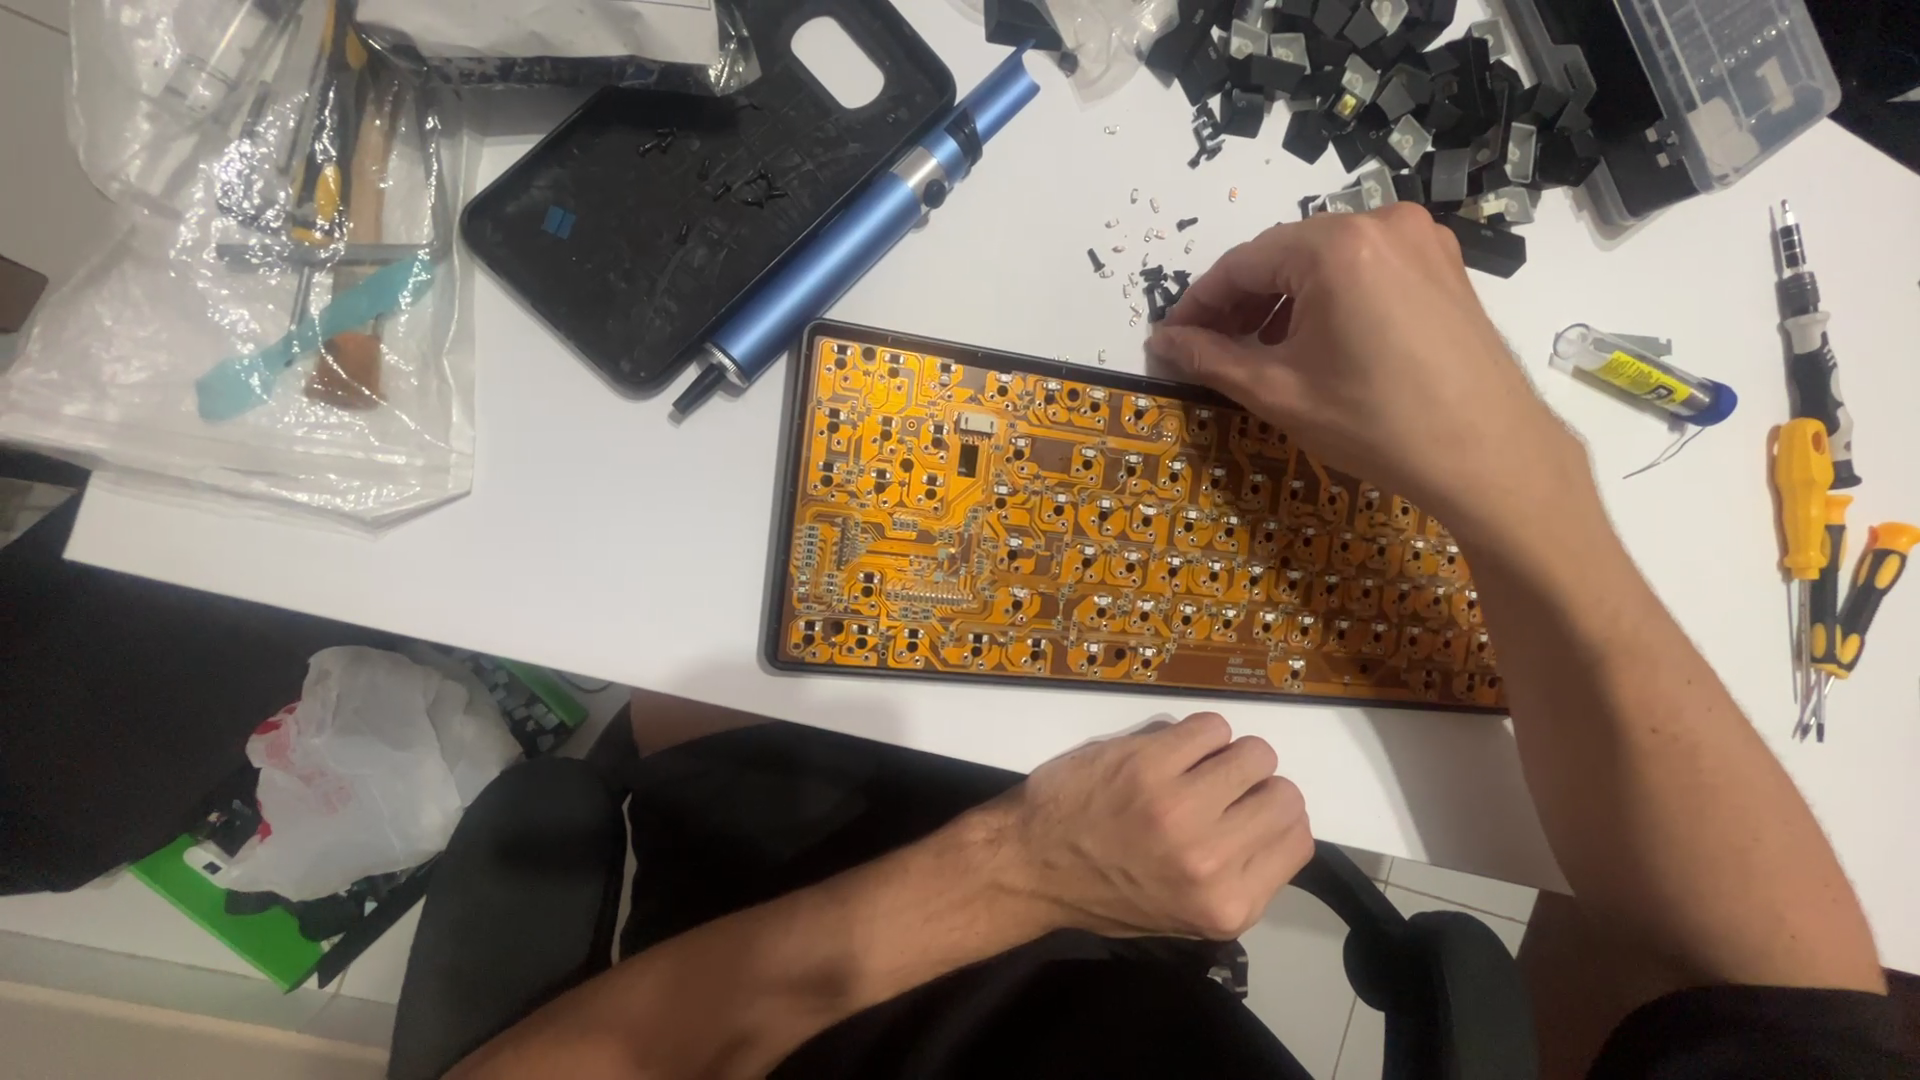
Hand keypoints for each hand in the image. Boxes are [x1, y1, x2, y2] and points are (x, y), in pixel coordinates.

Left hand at [980, 712, 1310, 939]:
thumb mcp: (1185, 914)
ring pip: (1253, 753)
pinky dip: (1197, 732)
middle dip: (1255, 784)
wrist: (1030, 865)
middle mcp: (1211, 859)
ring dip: (1228, 753)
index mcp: (1228, 906)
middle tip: (1216, 786)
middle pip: (1283, 793)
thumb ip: (1238, 877)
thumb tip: (1273, 824)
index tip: (1246, 809)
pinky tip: (1169, 749)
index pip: (1298, 838)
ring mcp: (1178, 806)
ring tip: (1192, 766)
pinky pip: (1210, 725)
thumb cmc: (1104, 891)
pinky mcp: (1147, 762)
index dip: (1273, 816)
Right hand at [1146, 204, 1591, 550]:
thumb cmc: (1374, 423)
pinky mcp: (1441, 263)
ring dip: (1278, 299)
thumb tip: (1161, 341)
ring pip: (1320, 259)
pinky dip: (1322, 297)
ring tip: (1254, 349)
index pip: (1241, 264)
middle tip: (1208, 347)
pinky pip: (1360, 267)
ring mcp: (1419, 239)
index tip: (1170, 338)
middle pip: (1281, 255)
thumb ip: (1210, 358)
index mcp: (1336, 247)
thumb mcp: (1277, 391)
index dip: (1198, 303)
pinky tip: (1308, 339)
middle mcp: (1380, 223)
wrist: (1488, 454)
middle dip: (1238, 302)